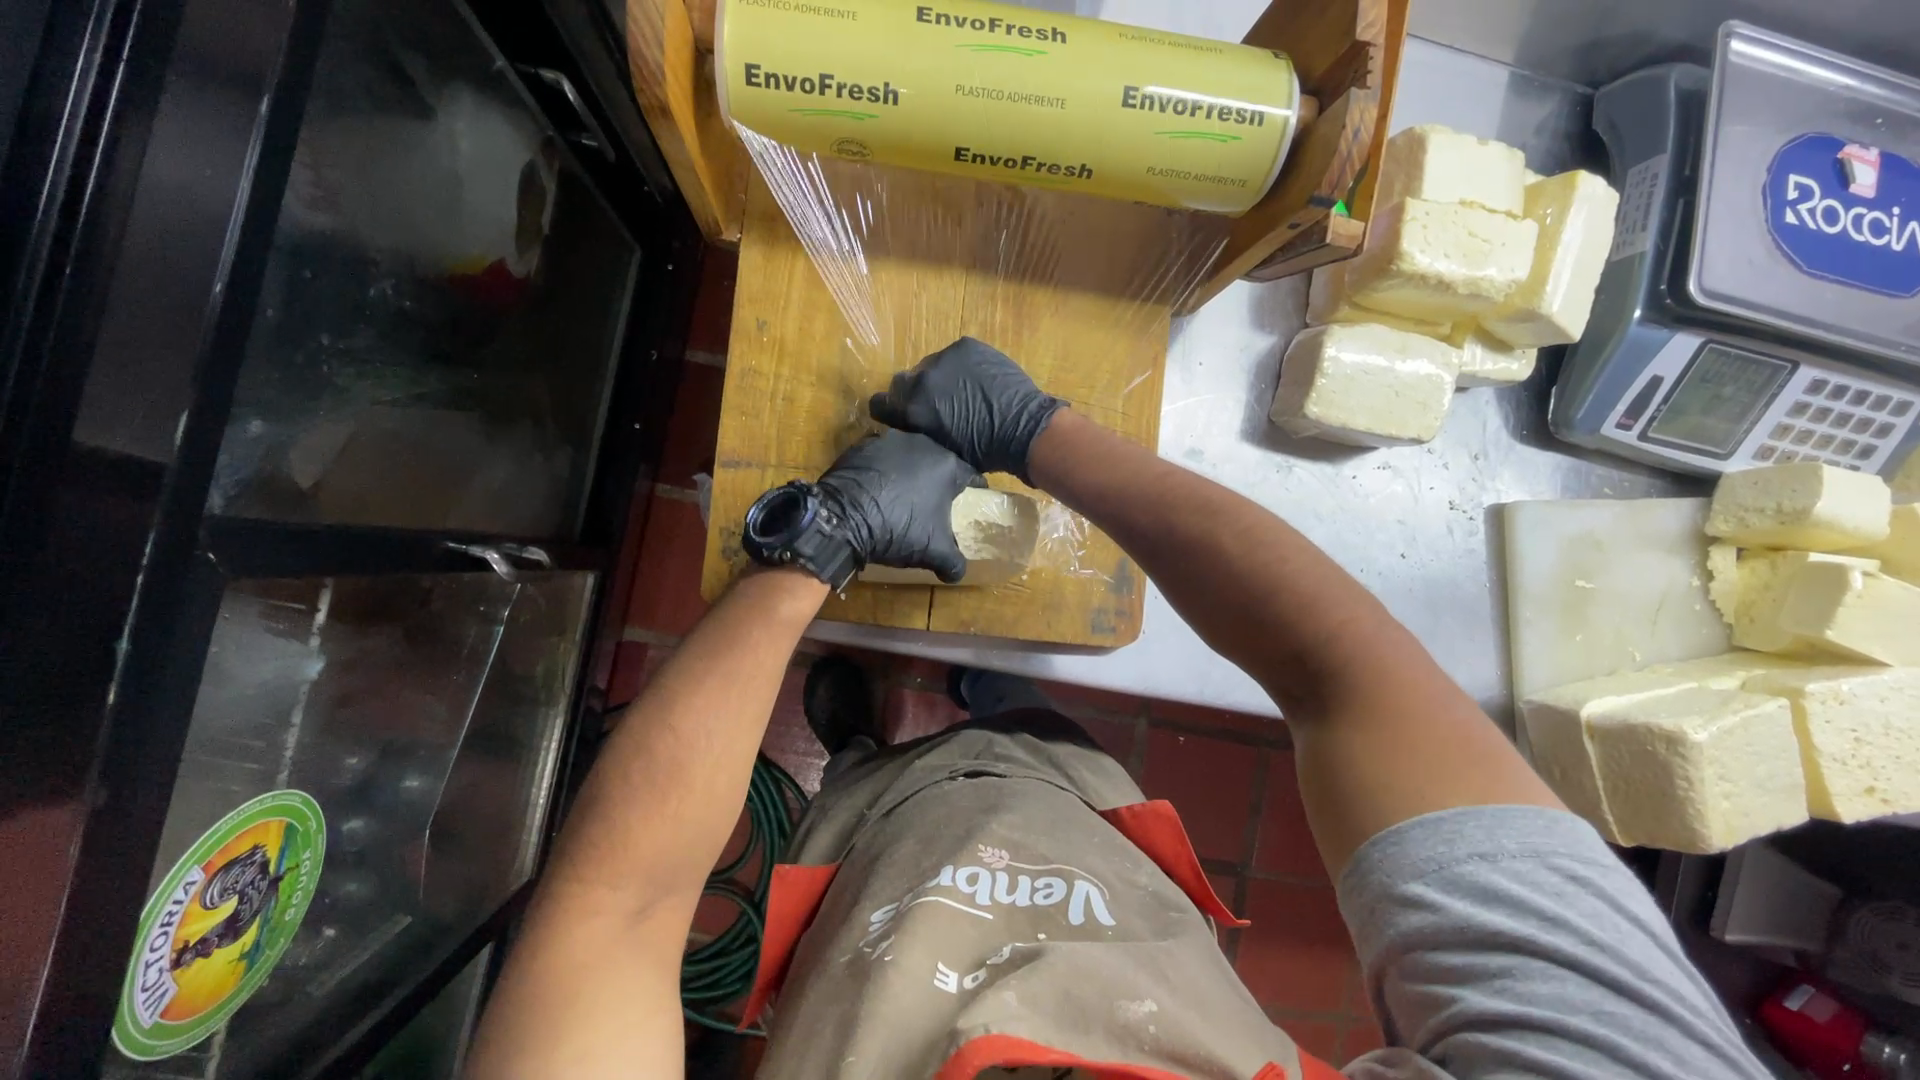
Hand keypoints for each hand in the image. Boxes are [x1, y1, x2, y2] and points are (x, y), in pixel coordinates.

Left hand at [817, 431, 982, 583]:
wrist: (843, 518)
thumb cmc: (897, 530)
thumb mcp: (934, 553)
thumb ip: (954, 564)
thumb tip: (958, 574)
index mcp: (948, 466)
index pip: (971, 478)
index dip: (973, 492)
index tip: (970, 505)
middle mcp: (924, 444)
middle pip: (940, 464)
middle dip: (940, 482)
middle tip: (936, 503)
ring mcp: (891, 440)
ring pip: (911, 458)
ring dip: (911, 473)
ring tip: (903, 496)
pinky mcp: (863, 445)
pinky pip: (882, 457)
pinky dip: (883, 470)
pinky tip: (878, 489)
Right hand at [868, 337, 1067, 482]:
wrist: (1021, 428)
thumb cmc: (983, 451)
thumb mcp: (940, 449)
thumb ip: (919, 431)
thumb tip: (913, 425)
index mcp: (911, 409)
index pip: (880, 403)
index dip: (890, 409)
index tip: (901, 414)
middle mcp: (920, 380)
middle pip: (904, 381)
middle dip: (915, 392)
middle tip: (935, 403)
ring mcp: (943, 359)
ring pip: (930, 366)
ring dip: (940, 377)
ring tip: (961, 390)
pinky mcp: (965, 346)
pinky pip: (955, 355)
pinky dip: (961, 366)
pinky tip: (977, 380)